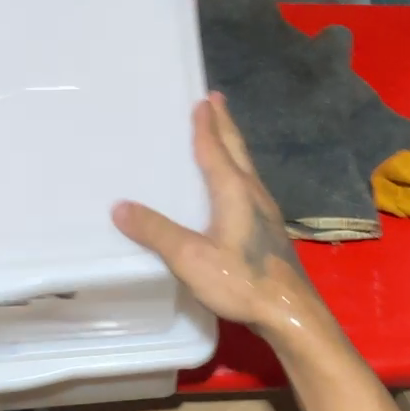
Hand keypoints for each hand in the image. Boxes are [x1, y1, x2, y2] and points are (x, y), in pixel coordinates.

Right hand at [113, 92, 332, 342]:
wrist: (289, 311)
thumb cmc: (241, 281)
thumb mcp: (190, 258)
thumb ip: (156, 232)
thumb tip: (120, 206)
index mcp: (235, 191)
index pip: (216, 149)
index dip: (206, 125)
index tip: (203, 99)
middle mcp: (254, 193)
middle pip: (237, 151)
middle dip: (225, 125)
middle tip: (216, 101)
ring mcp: (266, 211)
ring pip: (246, 168)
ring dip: (232, 147)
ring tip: (222, 135)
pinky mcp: (269, 230)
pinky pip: (249, 187)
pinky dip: (237, 172)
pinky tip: (233, 186)